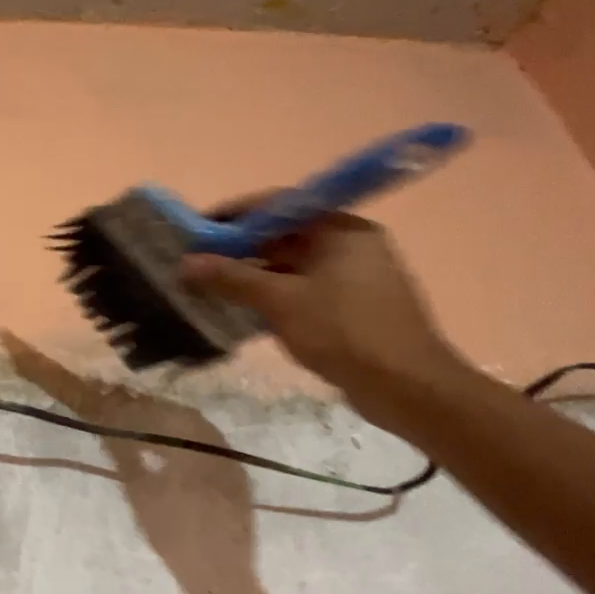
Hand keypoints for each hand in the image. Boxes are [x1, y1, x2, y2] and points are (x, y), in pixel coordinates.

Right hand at [179, 204, 477, 432]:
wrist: (408, 388)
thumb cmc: (344, 332)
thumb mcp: (280, 301)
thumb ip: (231, 278)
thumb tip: (186, 263)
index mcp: (341, 229)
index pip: (277, 206)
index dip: (233, 217)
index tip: (196, 231)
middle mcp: (351, 243)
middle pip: (283, 235)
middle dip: (238, 249)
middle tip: (196, 263)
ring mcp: (355, 275)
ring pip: (291, 264)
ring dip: (252, 274)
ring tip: (211, 287)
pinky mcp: (353, 305)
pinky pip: (303, 287)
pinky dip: (273, 294)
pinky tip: (244, 310)